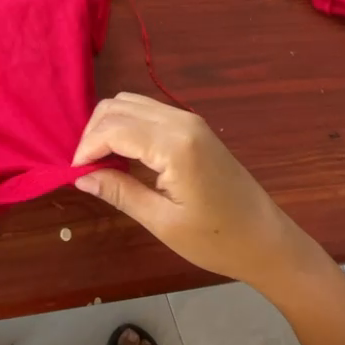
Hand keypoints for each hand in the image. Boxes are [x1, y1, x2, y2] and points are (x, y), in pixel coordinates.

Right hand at [72, 93, 315, 288]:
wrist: (269, 241)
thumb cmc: (218, 240)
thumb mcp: (163, 222)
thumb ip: (120, 192)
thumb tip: (80, 176)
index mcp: (175, 144)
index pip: (114, 128)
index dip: (87, 147)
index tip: (75, 172)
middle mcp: (180, 120)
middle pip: (118, 106)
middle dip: (94, 132)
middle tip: (85, 168)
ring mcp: (188, 119)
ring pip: (130, 103)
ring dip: (109, 125)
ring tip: (101, 162)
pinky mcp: (192, 125)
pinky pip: (147, 111)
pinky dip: (126, 124)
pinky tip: (123, 154)